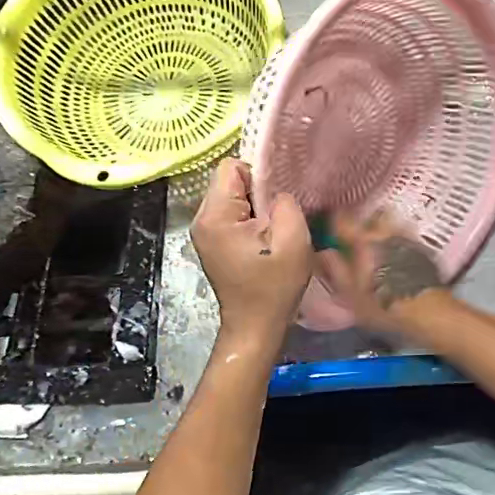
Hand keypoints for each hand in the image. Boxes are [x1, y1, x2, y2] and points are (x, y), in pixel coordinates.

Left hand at [191, 158, 311, 347]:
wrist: (255, 326)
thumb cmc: (274, 286)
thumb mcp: (292, 241)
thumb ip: (285, 203)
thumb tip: (277, 190)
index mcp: (216, 216)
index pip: (231, 167)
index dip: (259, 174)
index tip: (277, 199)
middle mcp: (202, 219)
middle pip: (229, 181)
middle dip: (257, 191)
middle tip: (278, 217)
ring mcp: (205, 232)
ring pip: (232, 197)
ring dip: (256, 207)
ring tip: (273, 230)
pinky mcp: (213, 242)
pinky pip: (232, 214)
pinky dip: (250, 220)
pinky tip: (265, 240)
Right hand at [317, 212, 447, 335]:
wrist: (427, 310)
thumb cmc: (383, 304)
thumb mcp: (351, 294)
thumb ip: (335, 270)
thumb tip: (323, 253)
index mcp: (363, 242)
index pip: (343, 220)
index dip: (334, 219)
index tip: (330, 222)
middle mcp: (385, 233)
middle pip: (371, 215)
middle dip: (362, 219)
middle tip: (355, 231)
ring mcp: (406, 237)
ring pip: (391, 221)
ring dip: (382, 225)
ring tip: (377, 239)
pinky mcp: (422, 247)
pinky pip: (406, 233)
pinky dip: (398, 237)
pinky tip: (396, 250)